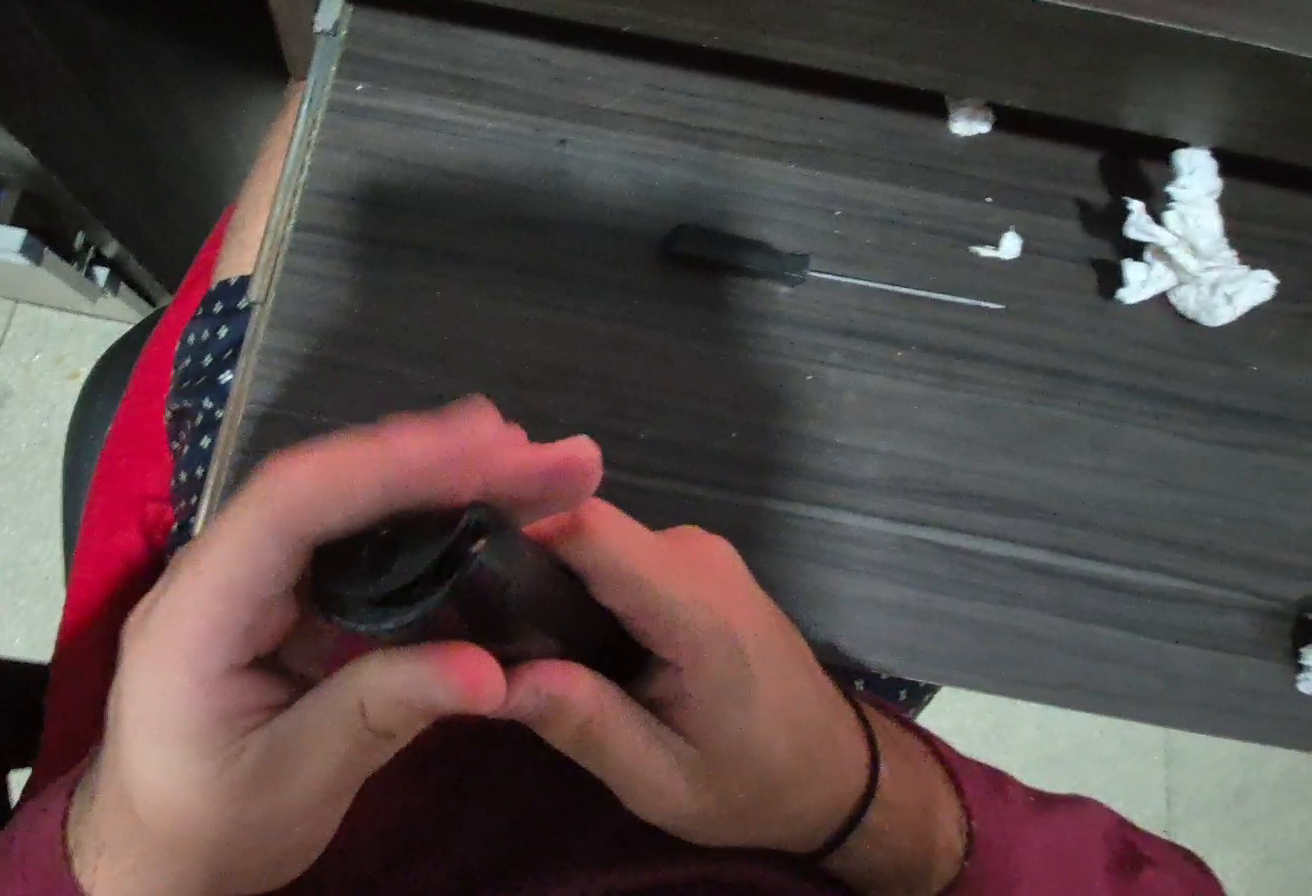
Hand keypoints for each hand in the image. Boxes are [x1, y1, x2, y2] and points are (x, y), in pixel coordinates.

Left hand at [68, 398, 603, 895]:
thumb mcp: (291, 786)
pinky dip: (418, 503)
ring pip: (345, 490)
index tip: (482, 452)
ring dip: (431, 466)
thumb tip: (491, 672)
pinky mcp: (286, 579)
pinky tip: (471, 493)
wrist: (150, 847)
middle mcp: (223, 561)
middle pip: (327, 479)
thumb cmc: (204, 826)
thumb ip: (379, 715)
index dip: (387, 468)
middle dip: (431, 455)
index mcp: (199, 607)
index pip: (292, 503)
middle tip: (528, 449)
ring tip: (517, 456)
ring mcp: (255, 565)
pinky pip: (353, 524)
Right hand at [500, 500, 965, 894]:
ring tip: (534, 636)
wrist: (840, 771)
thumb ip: (584, 724)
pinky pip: (623, 549)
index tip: (472, 575)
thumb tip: (495, 678)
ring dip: (562, 578)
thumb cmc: (753, 783)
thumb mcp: (661, 781)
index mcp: (691, 605)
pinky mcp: (695, 556)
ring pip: (599, 537)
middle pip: (584, 528)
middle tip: (491, 626)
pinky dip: (591, 580)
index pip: (589, 528)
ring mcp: (698, 547)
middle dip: (533, 568)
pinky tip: (581, 629)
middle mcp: (694, 553)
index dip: (524, 536)